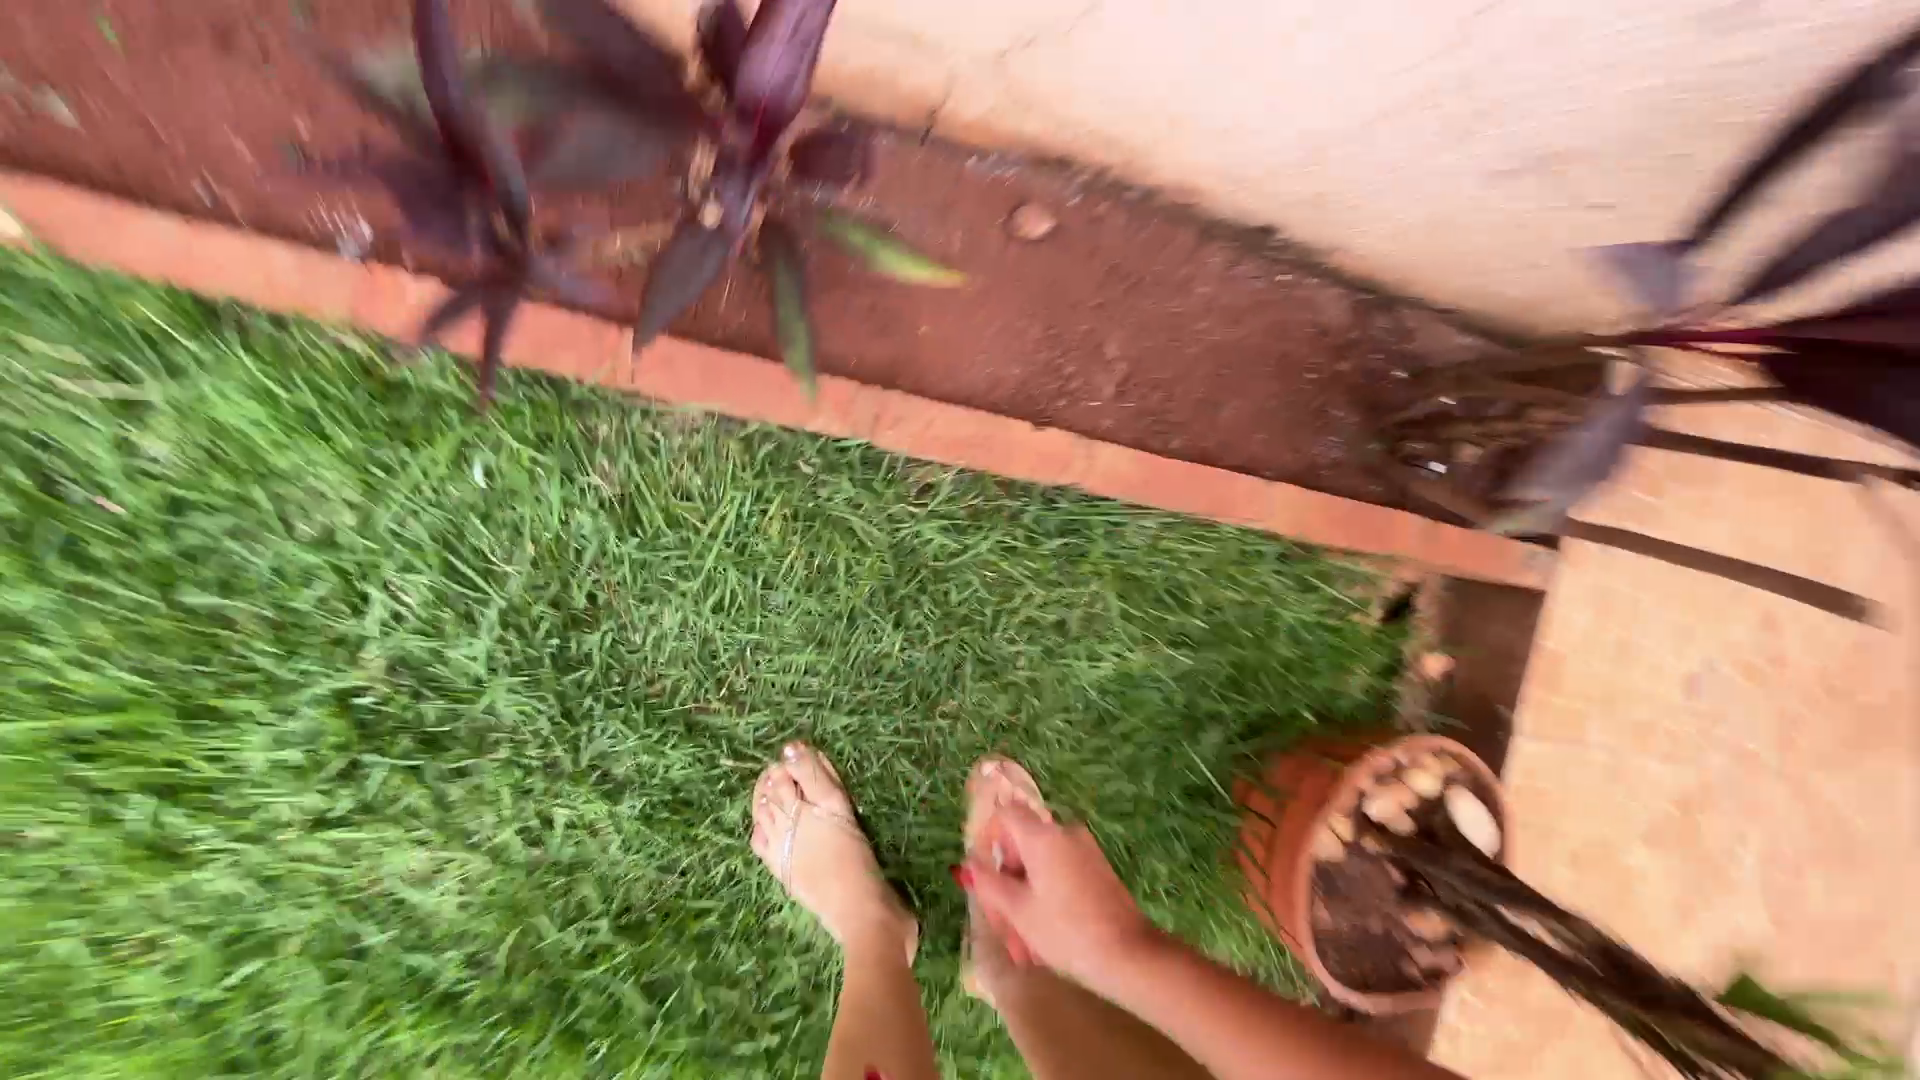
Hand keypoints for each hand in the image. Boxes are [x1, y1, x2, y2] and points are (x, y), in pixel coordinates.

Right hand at [960, 805, 1159, 987]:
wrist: (1128, 955)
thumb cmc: (1066, 931)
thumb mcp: (1018, 911)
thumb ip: (989, 882)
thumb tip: (970, 862)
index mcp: (1042, 835)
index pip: (1006, 813)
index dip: (989, 837)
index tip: (984, 872)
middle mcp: (1065, 832)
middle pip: (1023, 840)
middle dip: (1007, 875)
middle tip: (1001, 917)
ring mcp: (1085, 848)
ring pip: (1041, 861)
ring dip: (1026, 891)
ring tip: (1023, 938)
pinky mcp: (1098, 867)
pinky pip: (1061, 869)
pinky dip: (1047, 892)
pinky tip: (1047, 932)